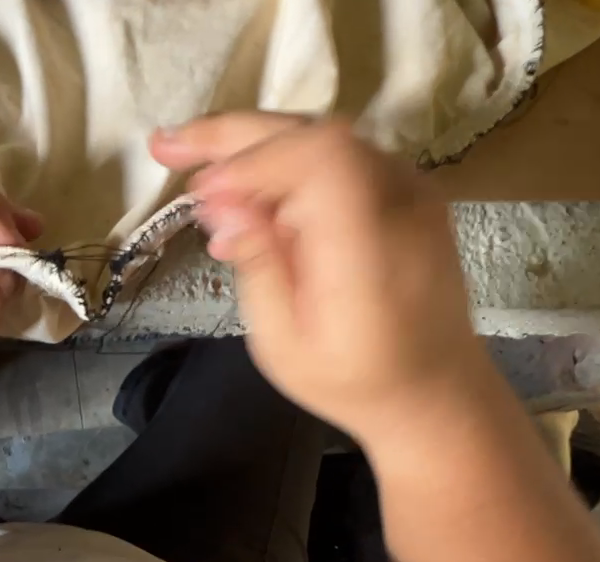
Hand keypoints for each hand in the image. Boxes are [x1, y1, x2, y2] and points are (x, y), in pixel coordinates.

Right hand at [150, 113, 495, 441]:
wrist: (433, 390)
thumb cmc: (350, 380)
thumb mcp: (284, 342)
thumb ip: (258, 265)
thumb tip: (221, 205)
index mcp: (366, 244)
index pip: (315, 157)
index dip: (250, 159)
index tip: (198, 192)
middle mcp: (397, 199)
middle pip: (312, 133)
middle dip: (232, 135)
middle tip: (166, 146)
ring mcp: (408, 191)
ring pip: (321, 141)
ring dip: (252, 147)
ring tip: (192, 165)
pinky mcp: (403, 195)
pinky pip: (336, 161)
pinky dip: (281, 167)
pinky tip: (243, 195)